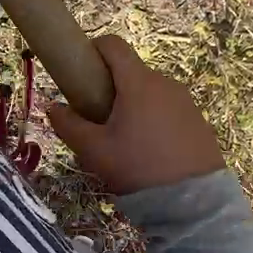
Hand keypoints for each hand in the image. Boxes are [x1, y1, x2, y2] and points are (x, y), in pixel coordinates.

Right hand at [45, 35, 225, 194]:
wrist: (196, 207)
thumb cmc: (139, 169)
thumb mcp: (93, 150)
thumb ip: (68, 125)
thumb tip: (53, 107)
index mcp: (138, 83)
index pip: (113, 44)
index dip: (93, 49)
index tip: (81, 72)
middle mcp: (165, 84)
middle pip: (129, 70)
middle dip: (109, 85)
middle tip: (97, 116)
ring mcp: (186, 102)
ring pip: (149, 91)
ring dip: (132, 103)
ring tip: (123, 139)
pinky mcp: (200, 122)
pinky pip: (168, 108)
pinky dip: (153, 118)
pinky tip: (149, 150)